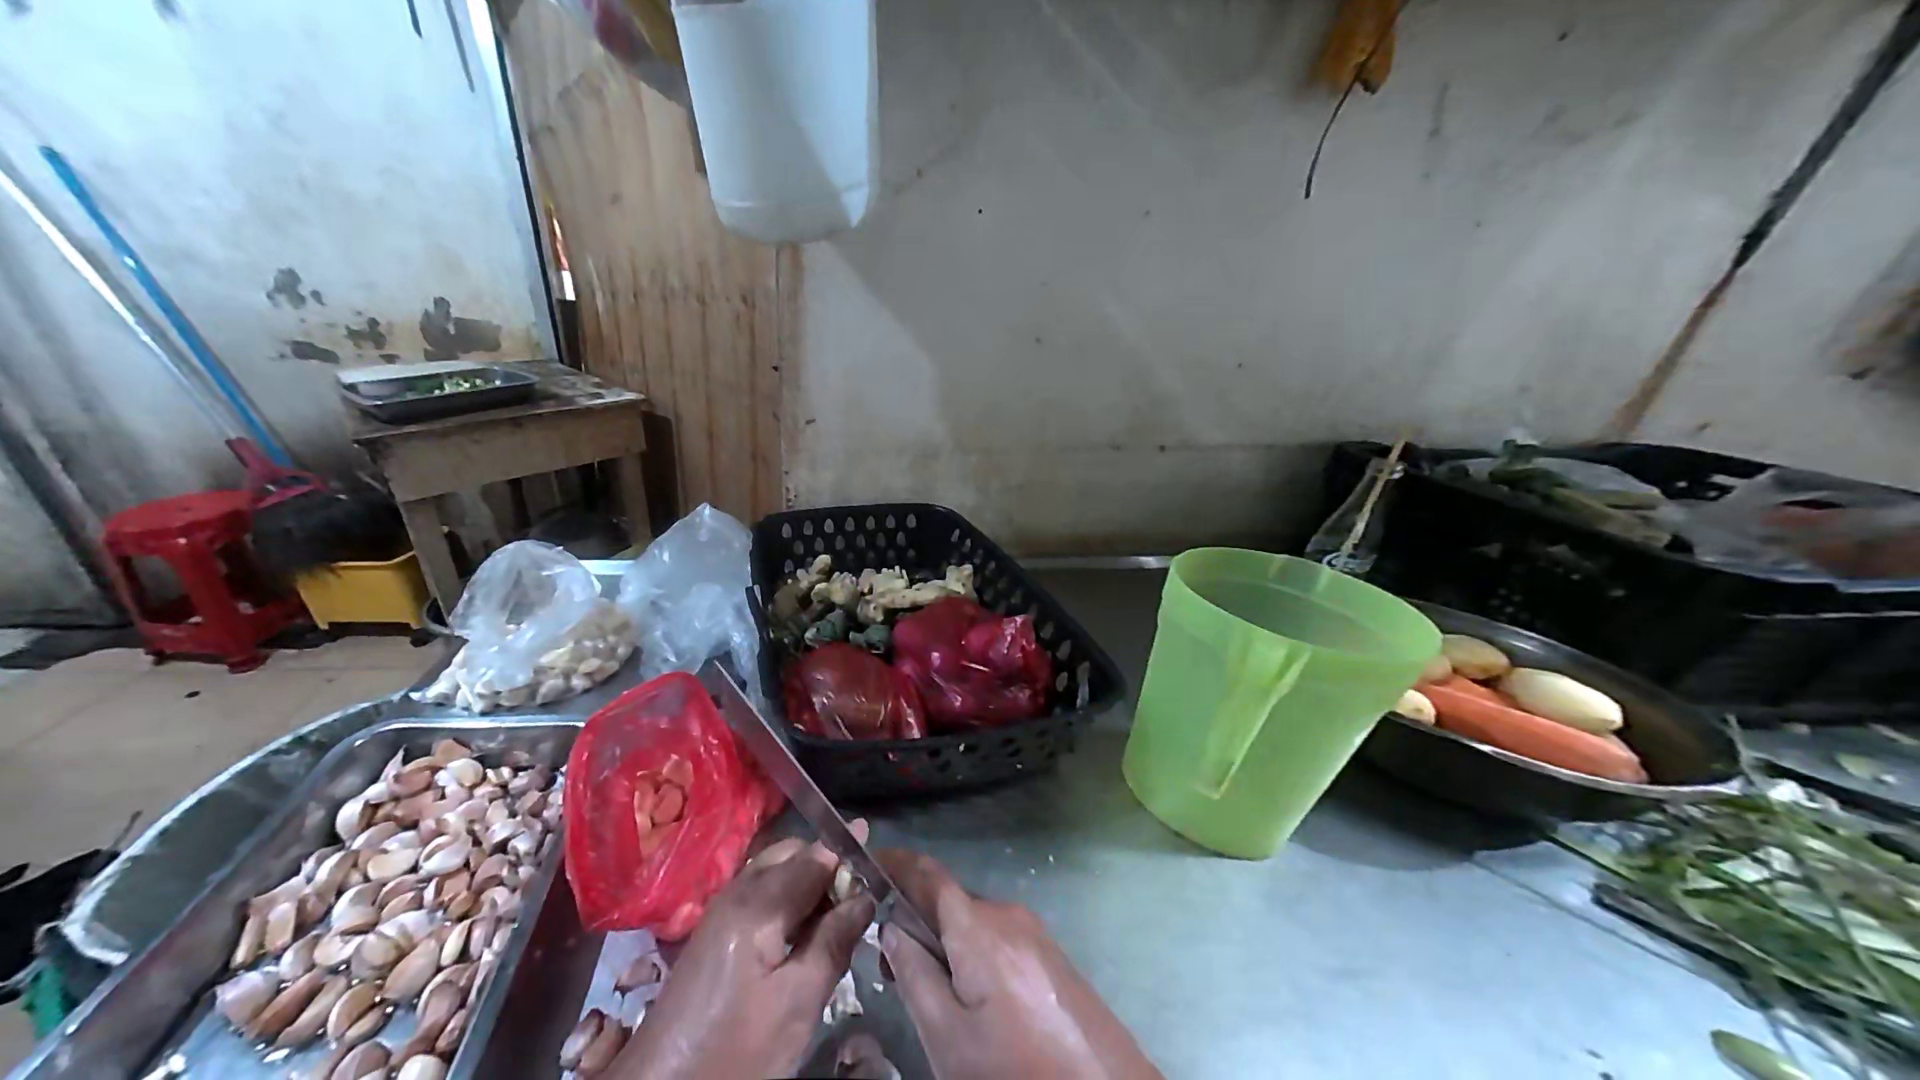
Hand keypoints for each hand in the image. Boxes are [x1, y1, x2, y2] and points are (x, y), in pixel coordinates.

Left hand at [612, 836, 875, 1079]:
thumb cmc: (736, 1048)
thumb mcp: (798, 1002)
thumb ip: (835, 941)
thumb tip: (867, 896)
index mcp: (758, 903)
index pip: (816, 856)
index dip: (850, 855)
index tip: (879, 864)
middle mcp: (737, 890)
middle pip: (794, 854)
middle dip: (830, 865)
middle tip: (860, 900)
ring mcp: (722, 907)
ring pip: (778, 869)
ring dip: (810, 880)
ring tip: (838, 916)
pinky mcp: (717, 928)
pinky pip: (763, 890)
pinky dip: (790, 896)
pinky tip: (805, 930)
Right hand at [875, 850, 1160, 1079]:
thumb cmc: (1013, 1067)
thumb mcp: (947, 1036)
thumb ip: (914, 974)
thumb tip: (891, 927)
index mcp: (979, 927)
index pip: (929, 875)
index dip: (896, 862)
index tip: (867, 863)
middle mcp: (1008, 915)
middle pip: (949, 900)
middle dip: (914, 918)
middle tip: (887, 962)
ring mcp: (1034, 931)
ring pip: (972, 920)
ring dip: (943, 938)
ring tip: (926, 986)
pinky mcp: (1049, 952)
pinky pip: (997, 936)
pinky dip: (971, 950)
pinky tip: (968, 993)